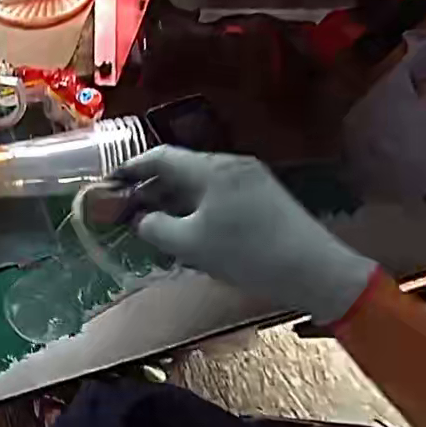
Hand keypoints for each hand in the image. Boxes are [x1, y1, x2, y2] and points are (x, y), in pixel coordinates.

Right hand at [120, 147, 378, 324]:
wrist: (315, 270)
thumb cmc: (246, 253)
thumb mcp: (189, 244)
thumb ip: (155, 228)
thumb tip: (140, 219)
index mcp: (211, 169)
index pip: (161, 156)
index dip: (131, 167)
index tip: (110, 181)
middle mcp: (231, 164)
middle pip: (180, 167)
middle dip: (151, 186)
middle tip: (128, 206)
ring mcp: (250, 178)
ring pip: (199, 181)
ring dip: (173, 197)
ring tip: (154, 220)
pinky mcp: (262, 194)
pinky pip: (216, 192)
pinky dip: (194, 204)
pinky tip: (188, 226)